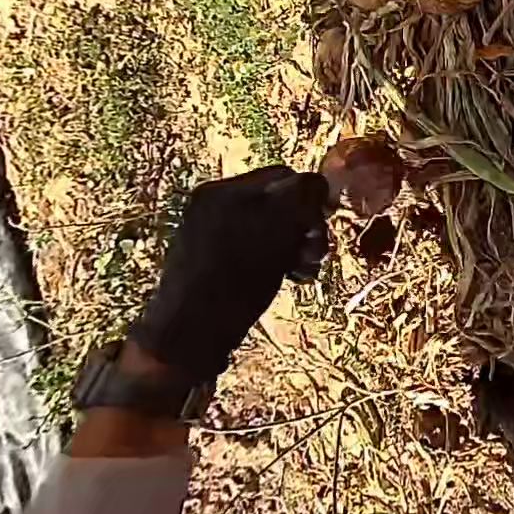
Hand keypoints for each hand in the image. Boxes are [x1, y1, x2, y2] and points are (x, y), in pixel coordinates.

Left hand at [126, 166, 329, 380]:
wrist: (190, 337)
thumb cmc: (237, 279)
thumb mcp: (280, 227)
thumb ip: (303, 195)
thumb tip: (319, 185)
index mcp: (225, 190)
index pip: (287, 176)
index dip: (312, 198)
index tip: (324, 225)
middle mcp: (215, 204)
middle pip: (282, 200)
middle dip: (305, 224)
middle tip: (314, 252)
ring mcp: (212, 229)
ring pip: (274, 225)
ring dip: (296, 243)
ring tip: (303, 268)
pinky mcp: (213, 256)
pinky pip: (257, 244)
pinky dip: (277, 257)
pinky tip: (288, 275)